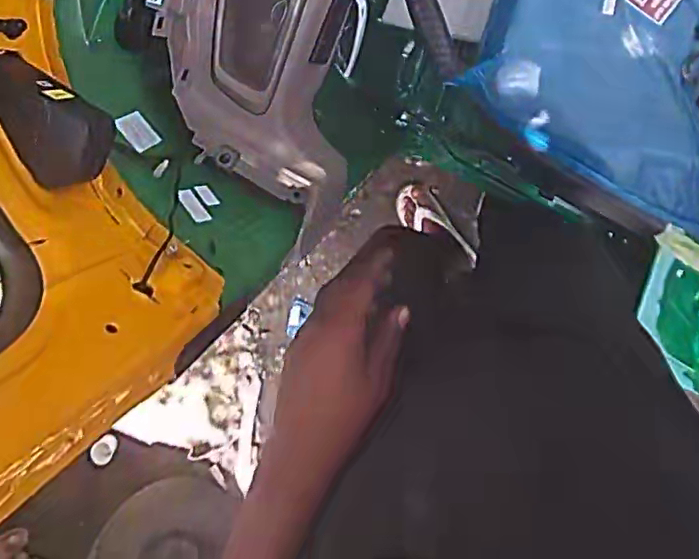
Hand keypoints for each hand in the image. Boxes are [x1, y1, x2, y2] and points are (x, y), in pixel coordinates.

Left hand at [270, 226, 416, 478]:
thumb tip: (400, 308)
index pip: (361, 282)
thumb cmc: (345, 418)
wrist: (300, 450)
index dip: (377, 262)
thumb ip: (389, 339)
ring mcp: (305, 332)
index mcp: (342, 325)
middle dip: (363, 265)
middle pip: (342, 282)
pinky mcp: (297, 344)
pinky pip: (320, 308)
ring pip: (329, 294)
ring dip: (349, 280)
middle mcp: (319, 320)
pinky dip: (338, 298)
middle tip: (384, 255)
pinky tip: (349, 306)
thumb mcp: (378, 381)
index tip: (392, 248)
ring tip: (371, 277)